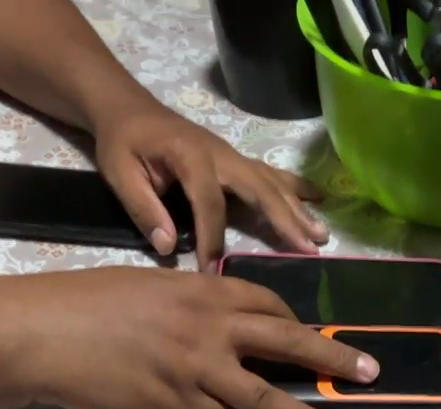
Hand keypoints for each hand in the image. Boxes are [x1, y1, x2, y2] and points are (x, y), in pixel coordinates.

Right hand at [0, 266, 373, 408]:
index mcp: (202, 289)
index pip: (269, 303)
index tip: (319, 340)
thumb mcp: (149, 289)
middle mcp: (208, 325)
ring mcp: (194, 367)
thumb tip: (221, 327)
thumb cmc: (86, 306)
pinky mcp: (175, 404)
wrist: (37, 332)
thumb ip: (192, 307)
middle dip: (331, 359)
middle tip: (368, 374)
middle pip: (285, 342)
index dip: (299, 324)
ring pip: (265, 396)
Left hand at [93, 104, 327, 268]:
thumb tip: (167, 248)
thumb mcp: (119, 172)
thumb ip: (143, 209)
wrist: (127, 107)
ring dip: (299, 210)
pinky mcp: (238, 161)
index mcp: (190, 155)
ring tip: (322, 235)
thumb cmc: (123, 142)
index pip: (209, 201)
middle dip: (285, 220)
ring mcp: (233, 156)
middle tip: (310, 248)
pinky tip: (321, 201)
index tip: (212, 270)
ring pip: (273, 183)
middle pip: (259, 189)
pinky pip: (273, 174)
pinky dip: (298, 187)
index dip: (211, 236)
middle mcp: (221, 153)